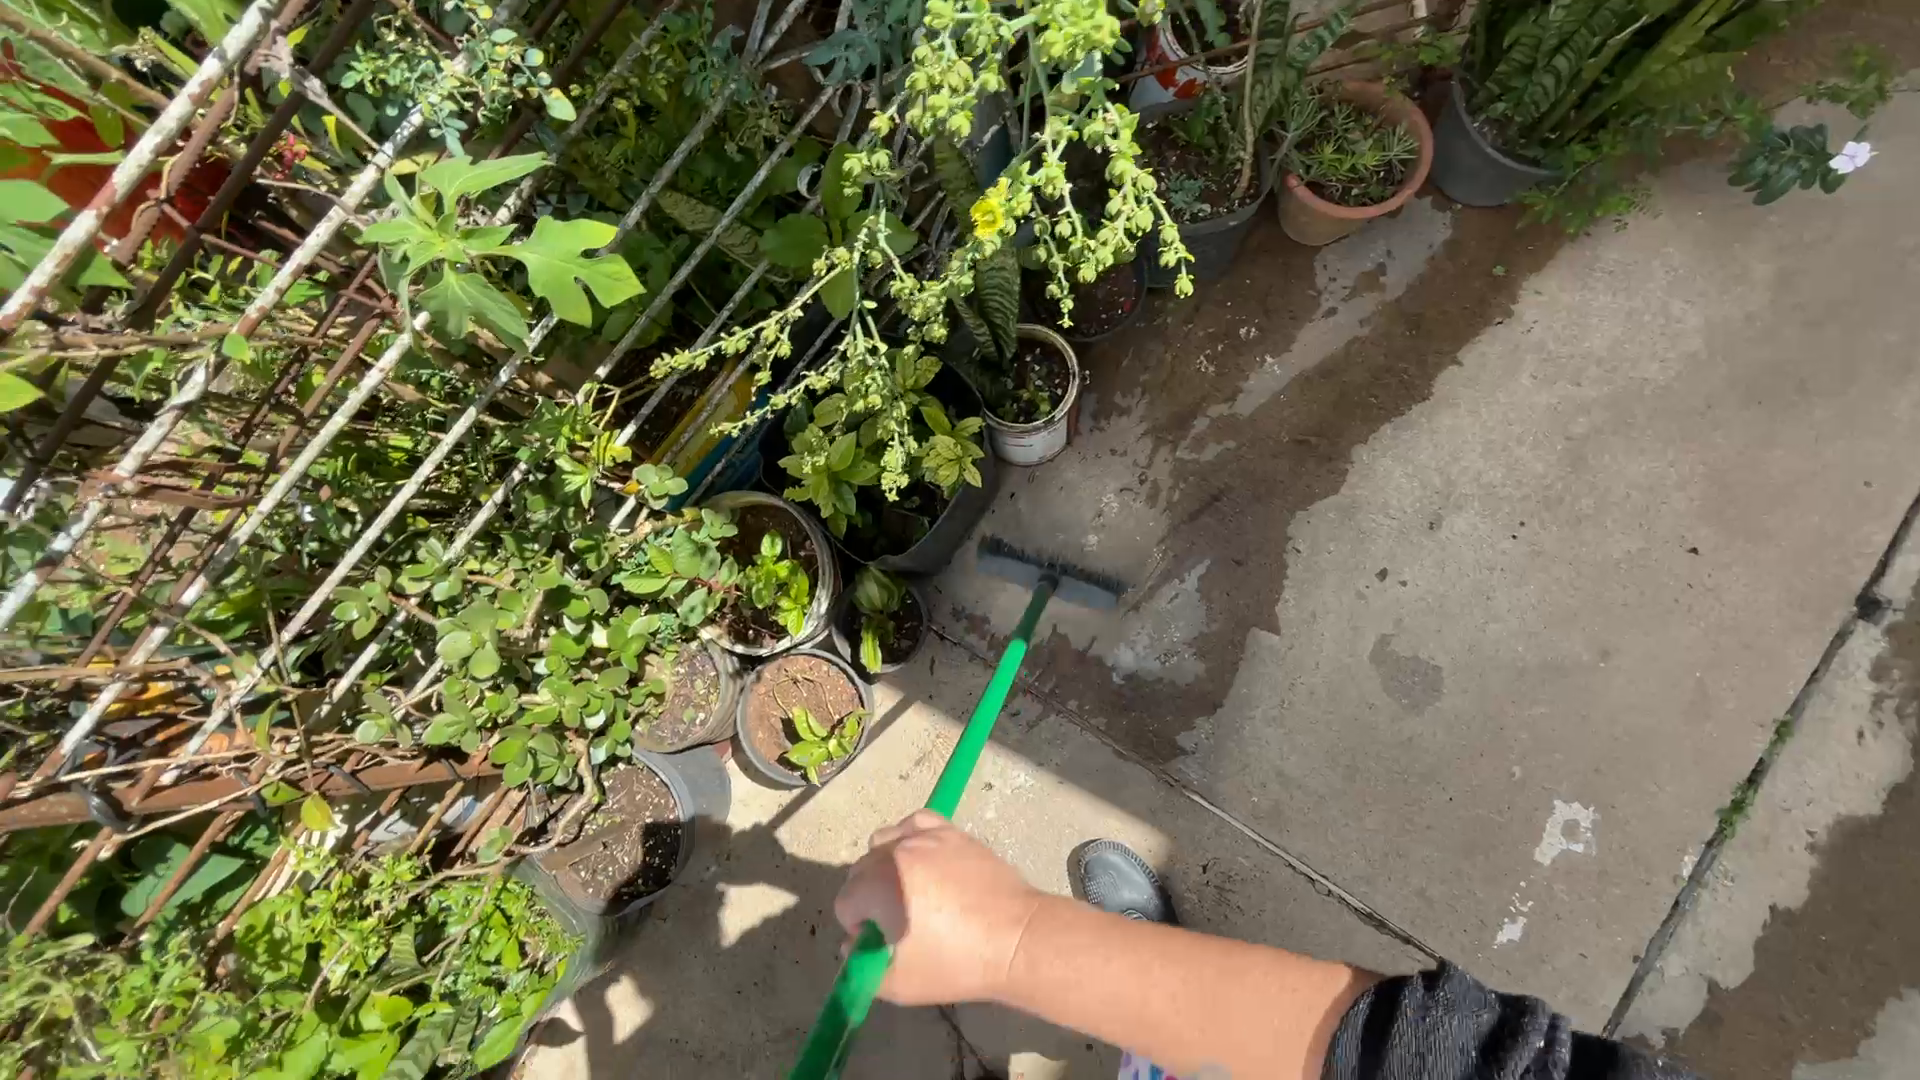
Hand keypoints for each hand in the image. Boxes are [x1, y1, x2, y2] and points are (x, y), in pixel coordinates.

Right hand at [832, 809, 1043, 1005]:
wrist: (1015, 936)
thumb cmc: (957, 962)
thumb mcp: (899, 983)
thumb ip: (862, 966)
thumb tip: (853, 945)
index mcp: (880, 886)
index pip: (845, 901)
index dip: (858, 927)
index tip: (881, 942)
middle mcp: (897, 852)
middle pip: (861, 869)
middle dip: (868, 897)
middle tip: (894, 922)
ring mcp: (926, 836)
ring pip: (883, 842)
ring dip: (883, 865)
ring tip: (906, 890)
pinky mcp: (951, 831)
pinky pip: (915, 822)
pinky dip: (909, 837)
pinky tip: (920, 858)